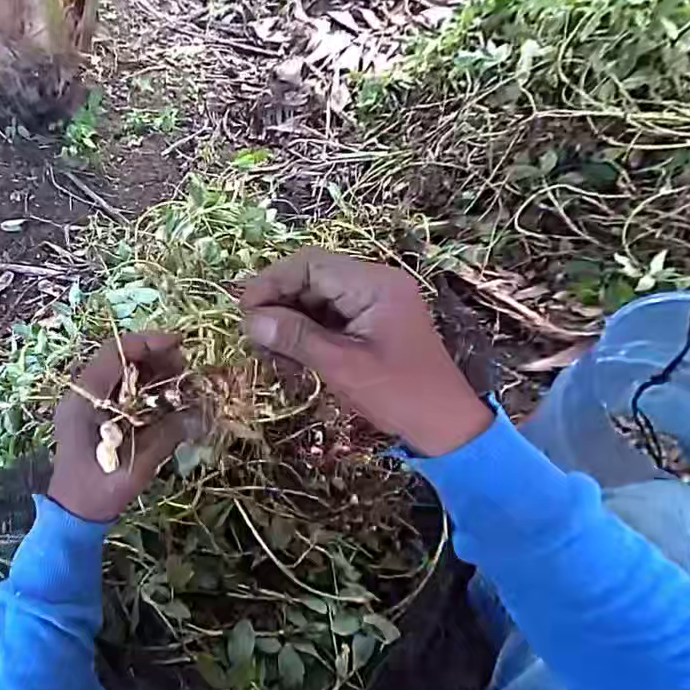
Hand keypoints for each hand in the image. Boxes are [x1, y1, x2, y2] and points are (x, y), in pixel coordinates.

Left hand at [48, 332, 197, 522]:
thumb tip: (198, 411)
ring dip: (150, 372)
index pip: (116, 352)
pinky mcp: (90, 413)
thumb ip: (168, 433)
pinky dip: (141, 387)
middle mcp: (80, 393)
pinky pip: (117, 388)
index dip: (149, 342)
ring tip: (178, 383)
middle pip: (119, 357)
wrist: (72, 514)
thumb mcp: (138, 464)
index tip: (180, 344)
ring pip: (120, 371)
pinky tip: (162, 398)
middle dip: (155, 358)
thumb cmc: (100, 490)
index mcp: (85, 399)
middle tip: (185, 370)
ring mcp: (83, 402)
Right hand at [241, 248, 491, 456]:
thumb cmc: (398, 394)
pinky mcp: (370, 322)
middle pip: (312, 277)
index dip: (271, 282)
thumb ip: (295, 338)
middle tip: (252, 335)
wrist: (445, 425)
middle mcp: (375, 284)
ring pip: (316, 297)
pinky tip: (290, 355)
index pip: (310, 264)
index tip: (244, 311)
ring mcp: (374, 303)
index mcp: (374, 285)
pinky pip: (328, 316)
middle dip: (278, 303)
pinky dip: (306, 332)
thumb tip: (250, 320)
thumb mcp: (342, 366)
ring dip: (289, 319)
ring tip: (269, 350)